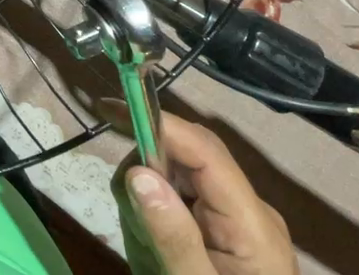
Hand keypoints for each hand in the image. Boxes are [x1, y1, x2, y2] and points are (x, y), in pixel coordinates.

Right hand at [117, 113, 296, 274]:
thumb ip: (172, 237)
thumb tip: (137, 173)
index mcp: (252, 223)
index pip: (203, 150)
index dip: (157, 122)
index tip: (106, 111)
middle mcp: (248, 209)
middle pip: (185, 155)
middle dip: (144, 169)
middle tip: (126, 212)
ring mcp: (235, 218)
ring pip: (173, 173)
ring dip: (144, 197)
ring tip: (144, 247)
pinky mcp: (221, 228)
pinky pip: (176, 196)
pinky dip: (152, 212)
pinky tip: (152, 247)